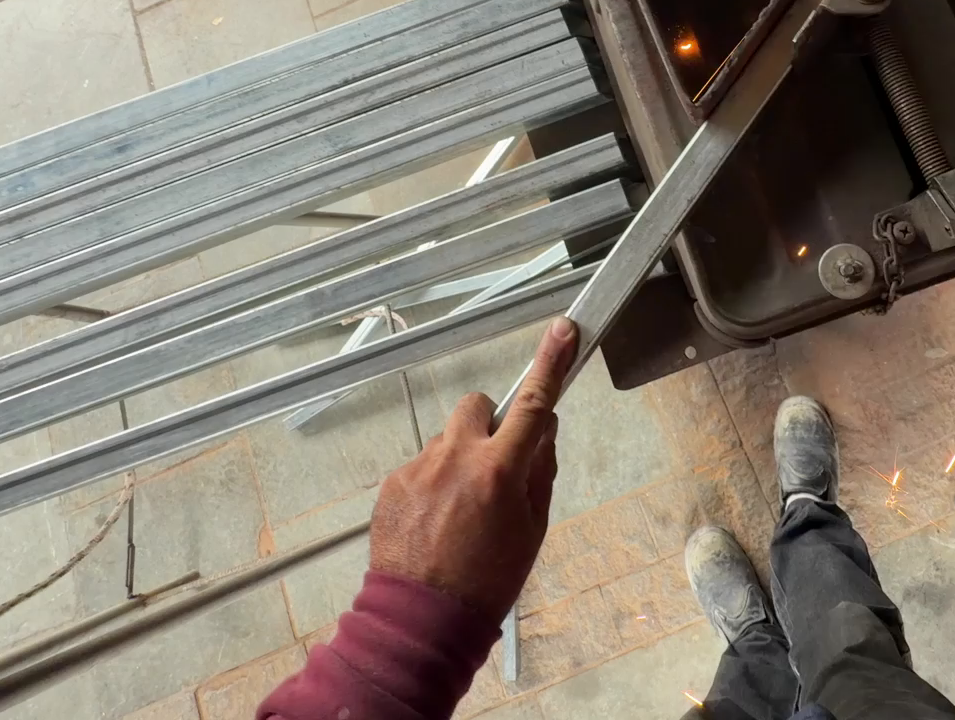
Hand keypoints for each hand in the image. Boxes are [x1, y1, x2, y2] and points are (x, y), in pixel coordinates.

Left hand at [368, 316, 577, 617]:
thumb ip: (540, 469)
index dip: (550, 363)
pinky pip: (423, 463)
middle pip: (478, 405)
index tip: (562, 330)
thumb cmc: (488, 580)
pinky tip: (433, 519)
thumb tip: (543, 427)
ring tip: (457, 507)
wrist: (418, 624)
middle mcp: (456, 457)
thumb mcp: (533, 527)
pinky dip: (433, 479)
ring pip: (449, 437)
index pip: (533, 403)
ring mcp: (419, 467)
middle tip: (492, 462)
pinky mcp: (392, 482)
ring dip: (459, 456)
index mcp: (499, 470)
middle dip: (489, 424)